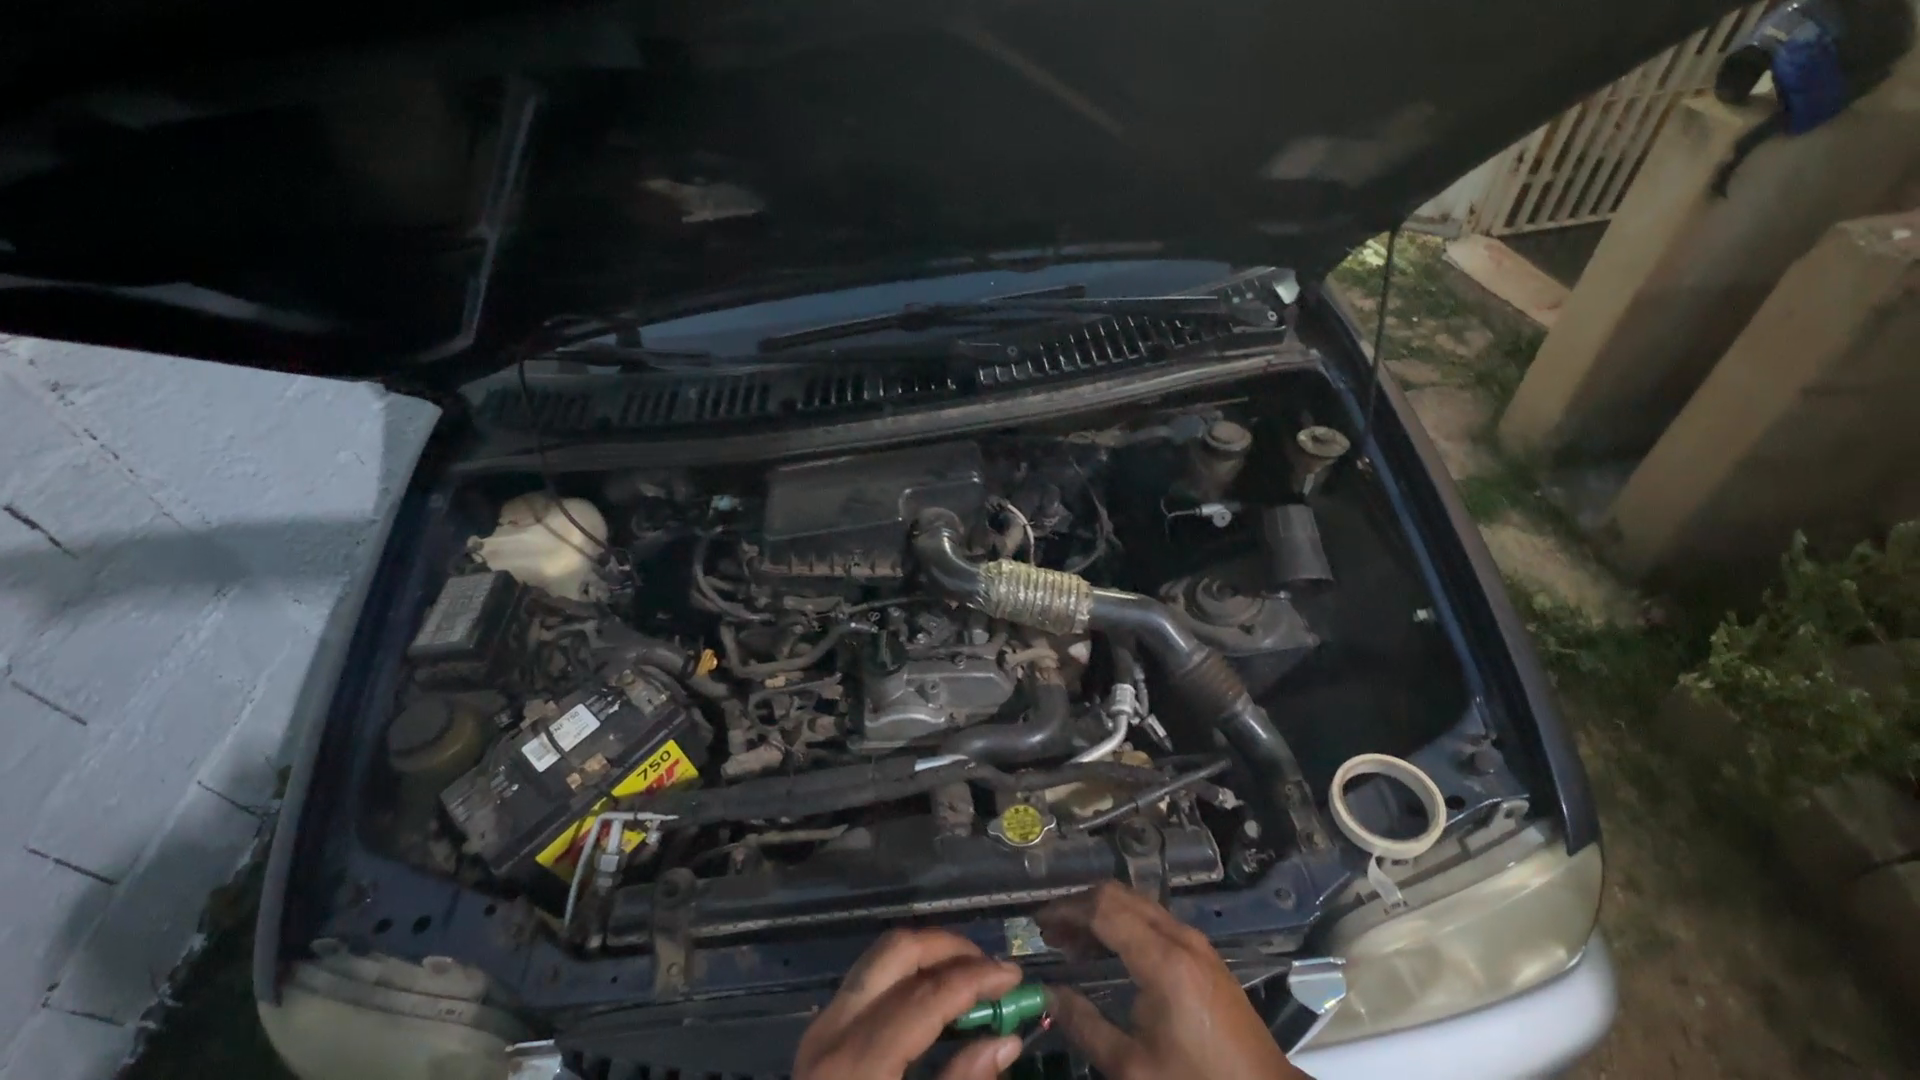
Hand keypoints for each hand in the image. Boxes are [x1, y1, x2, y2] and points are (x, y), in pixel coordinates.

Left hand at [796, 928, 1025, 1079]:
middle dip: (950, 949)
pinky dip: (906, 977)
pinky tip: (934, 1001)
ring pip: (878, 960)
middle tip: (992, 969)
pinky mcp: (818, 1038)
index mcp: (858, 1064)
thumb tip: (1005, 1041)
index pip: (926, 995)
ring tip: (970, 980)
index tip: (1016, 976)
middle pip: (896, 953)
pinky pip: (867, 983)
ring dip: (928, 958)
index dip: (976, 978)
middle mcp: (833, 1031)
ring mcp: (820, 1030)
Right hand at [1037, 883, 1311, 1079]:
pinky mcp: (1204, 955)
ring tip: (1071, 943)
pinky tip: (1108, 952)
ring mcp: (1196, 943)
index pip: (1103, 908)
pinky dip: (1123, 924)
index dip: (1065, 910)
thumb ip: (1084, 1025)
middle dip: (1079, 906)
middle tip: (1050, 933)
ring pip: (1138, 903)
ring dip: (1101, 913)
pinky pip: (1155, 920)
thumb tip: (1047, 994)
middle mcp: (1180, 938)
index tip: (1037, 924)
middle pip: (1119, 895)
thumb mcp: (1132, 1067)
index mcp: (1163, 960)